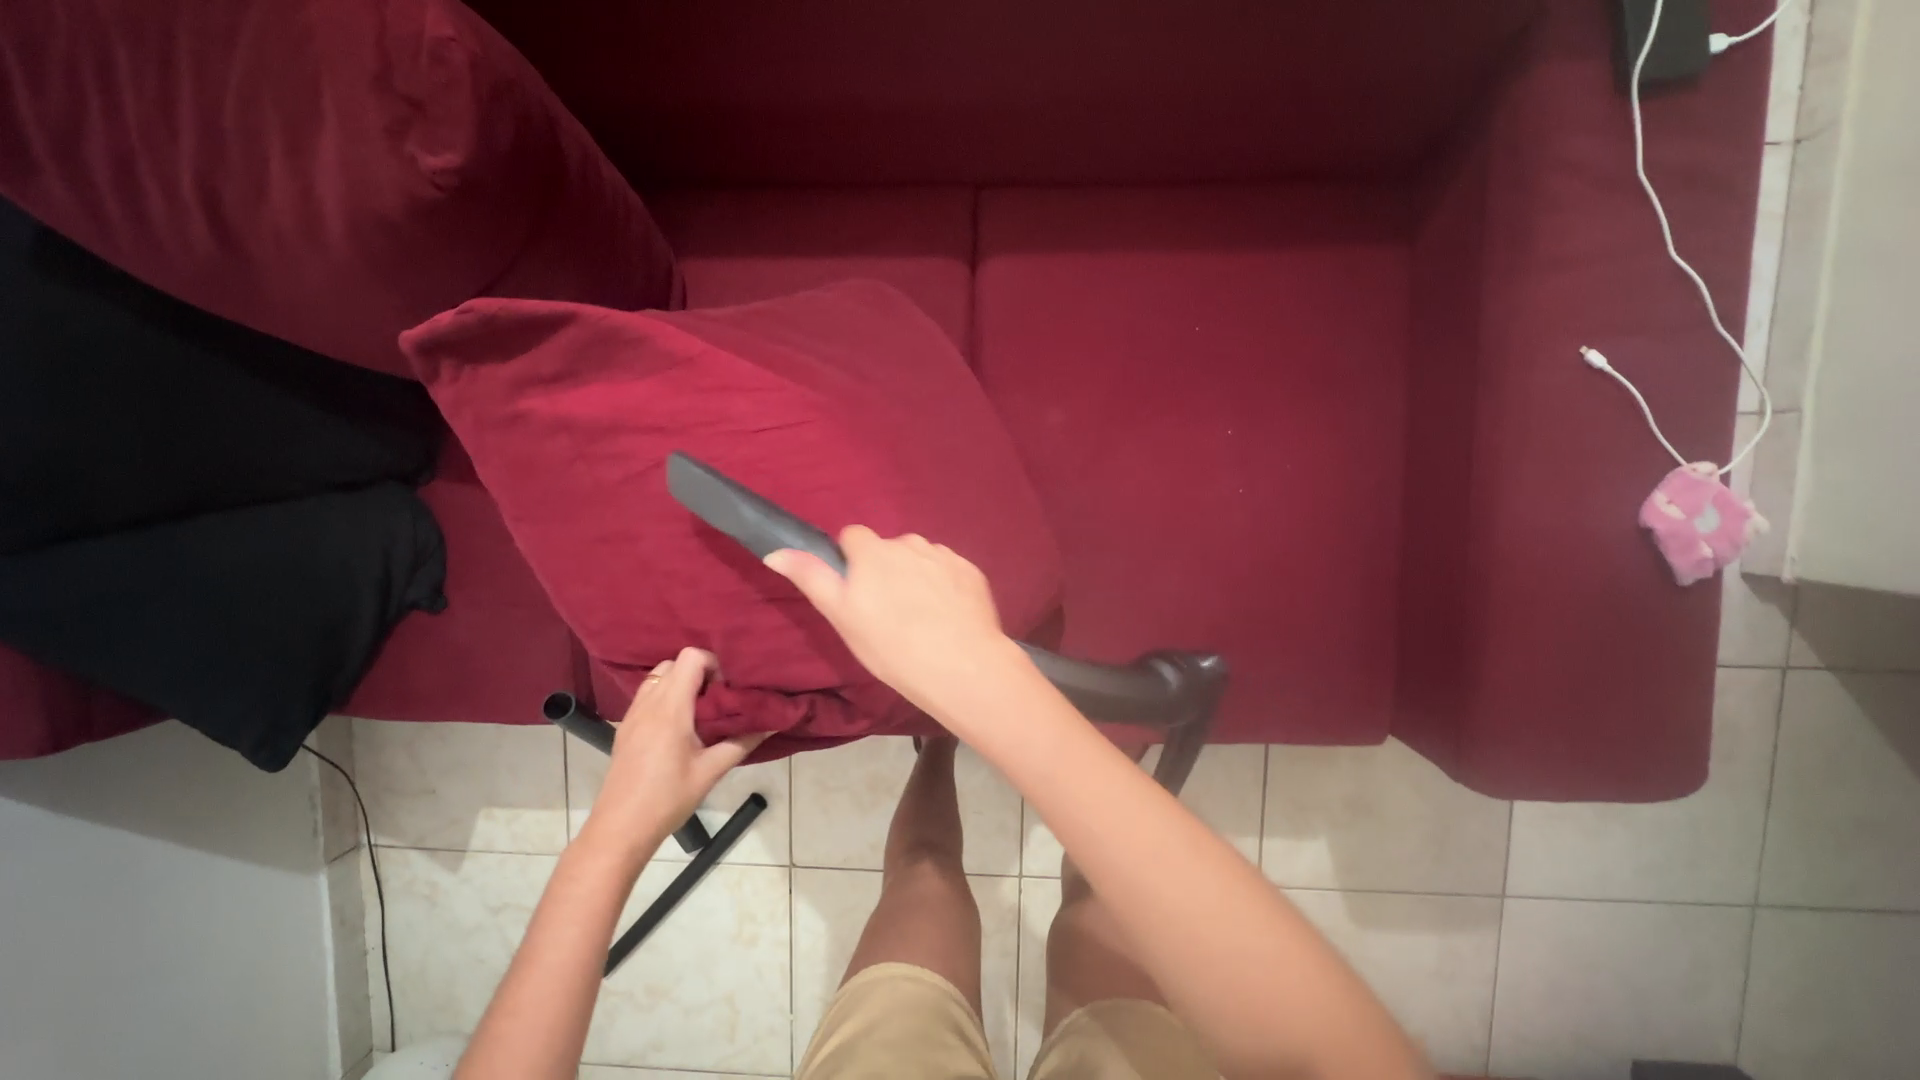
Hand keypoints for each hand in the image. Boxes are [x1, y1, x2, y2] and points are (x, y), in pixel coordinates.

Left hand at [584, 647, 767, 846]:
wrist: (621, 827)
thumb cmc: (668, 798)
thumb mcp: (711, 772)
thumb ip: (741, 743)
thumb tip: (770, 724)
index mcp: (671, 708)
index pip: (691, 658)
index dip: (713, 664)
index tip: (727, 689)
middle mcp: (649, 703)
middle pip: (674, 663)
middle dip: (699, 672)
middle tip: (717, 699)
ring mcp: (632, 714)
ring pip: (657, 677)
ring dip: (680, 683)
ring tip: (698, 711)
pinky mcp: (625, 728)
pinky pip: (646, 695)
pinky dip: (664, 696)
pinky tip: (678, 727)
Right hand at [763, 526, 1024, 716]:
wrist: (961, 665)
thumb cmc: (891, 646)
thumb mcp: (841, 616)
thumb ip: (811, 578)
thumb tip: (775, 552)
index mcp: (873, 551)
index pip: (853, 537)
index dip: (852, 562)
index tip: (857, 592)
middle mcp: (909, 543)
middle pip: (889, 548)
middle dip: (886, 570)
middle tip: (889, 612)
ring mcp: (944, 556)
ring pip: (921, 558)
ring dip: (916, 576)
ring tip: (921, 618)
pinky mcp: (971, 571)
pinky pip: (949, 570)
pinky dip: (945, 586)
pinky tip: (947, 617)